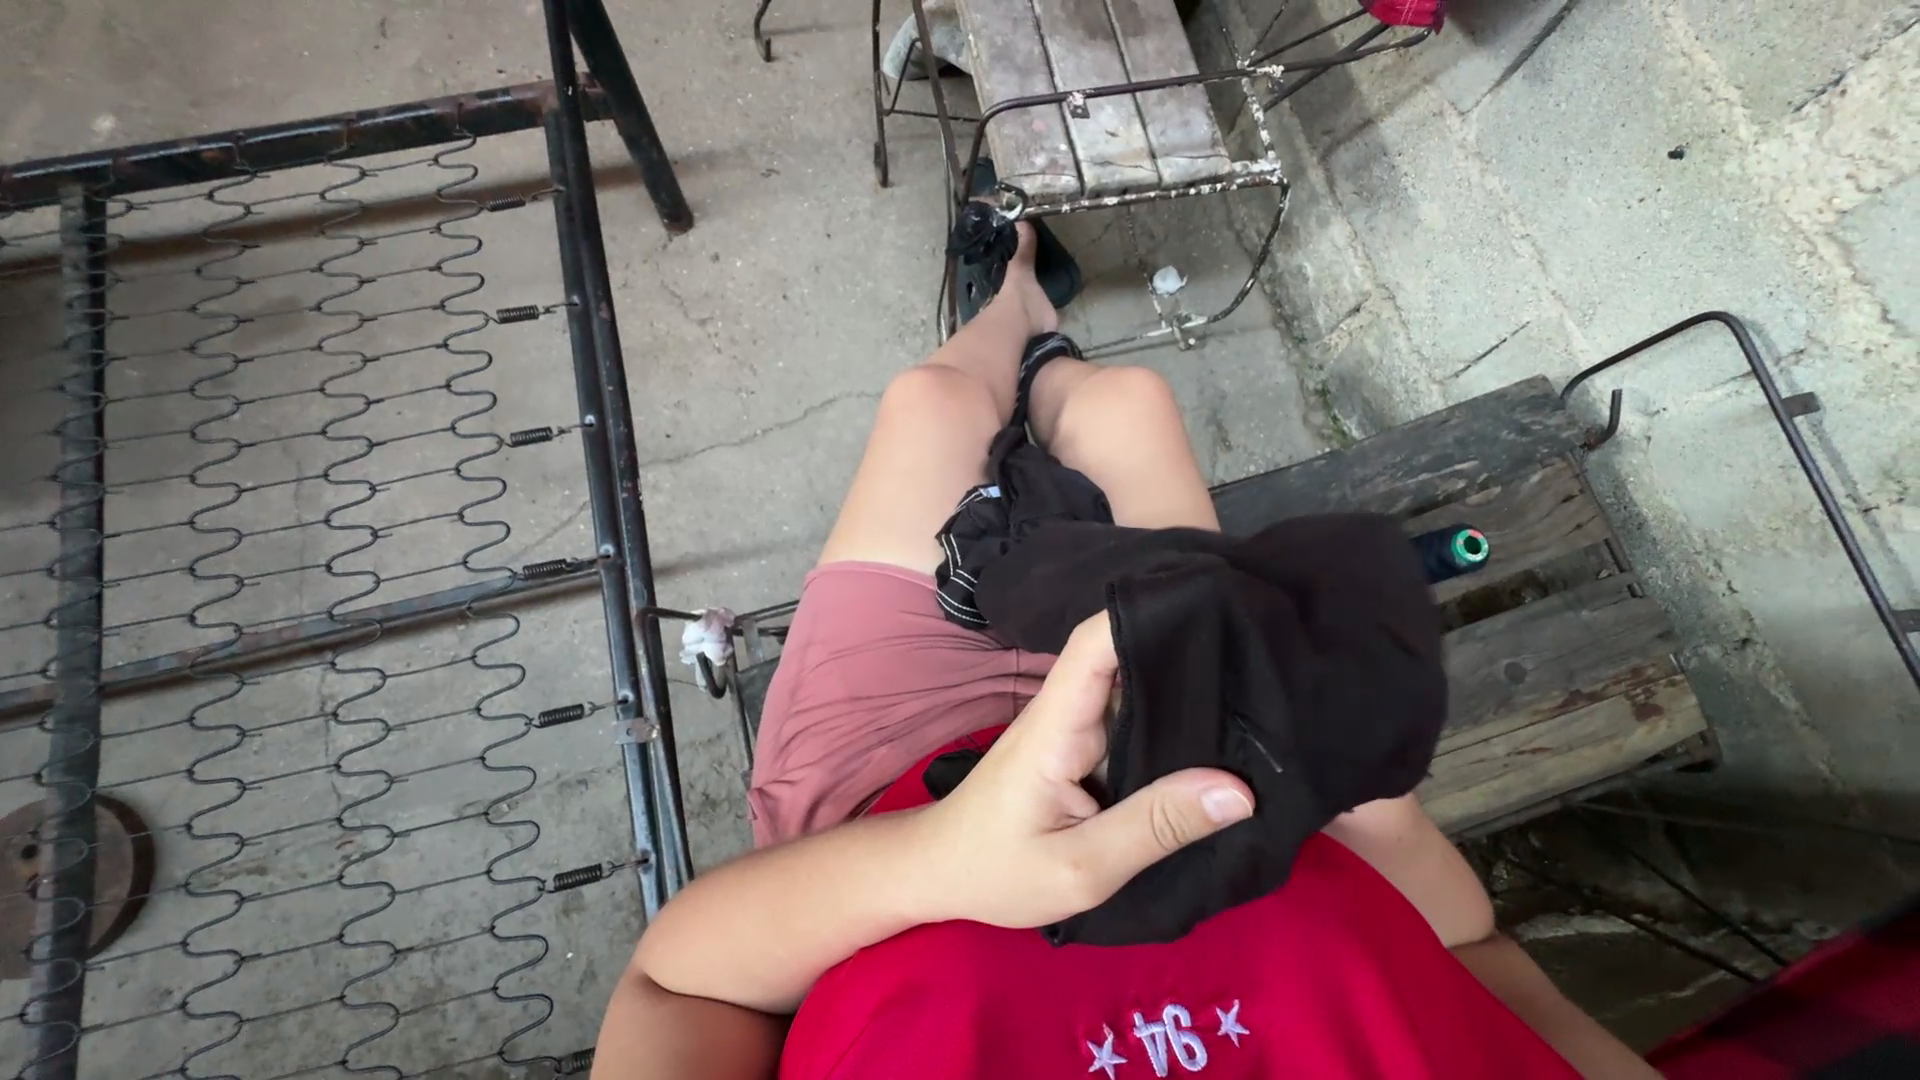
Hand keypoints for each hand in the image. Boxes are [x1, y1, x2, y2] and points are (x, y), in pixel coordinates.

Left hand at [908, 612, 1254, 928]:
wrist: (942, 873)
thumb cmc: (998, 870)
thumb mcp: (1081, 868)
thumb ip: (1154, 827)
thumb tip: (1237, 790)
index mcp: (1056, 725)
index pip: (1093, 645)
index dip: (1143, 613)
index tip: (1207, 602)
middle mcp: (1066, 712)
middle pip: (1122, 658)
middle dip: (1181, 646)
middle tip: (1254, 646)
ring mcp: (1072, 729)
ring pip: (1131, 691)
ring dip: (1181, 684)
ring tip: (1251, 679)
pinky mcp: (1081, 750)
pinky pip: (1130, 722)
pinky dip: (1169, 721)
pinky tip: (1216, 728)